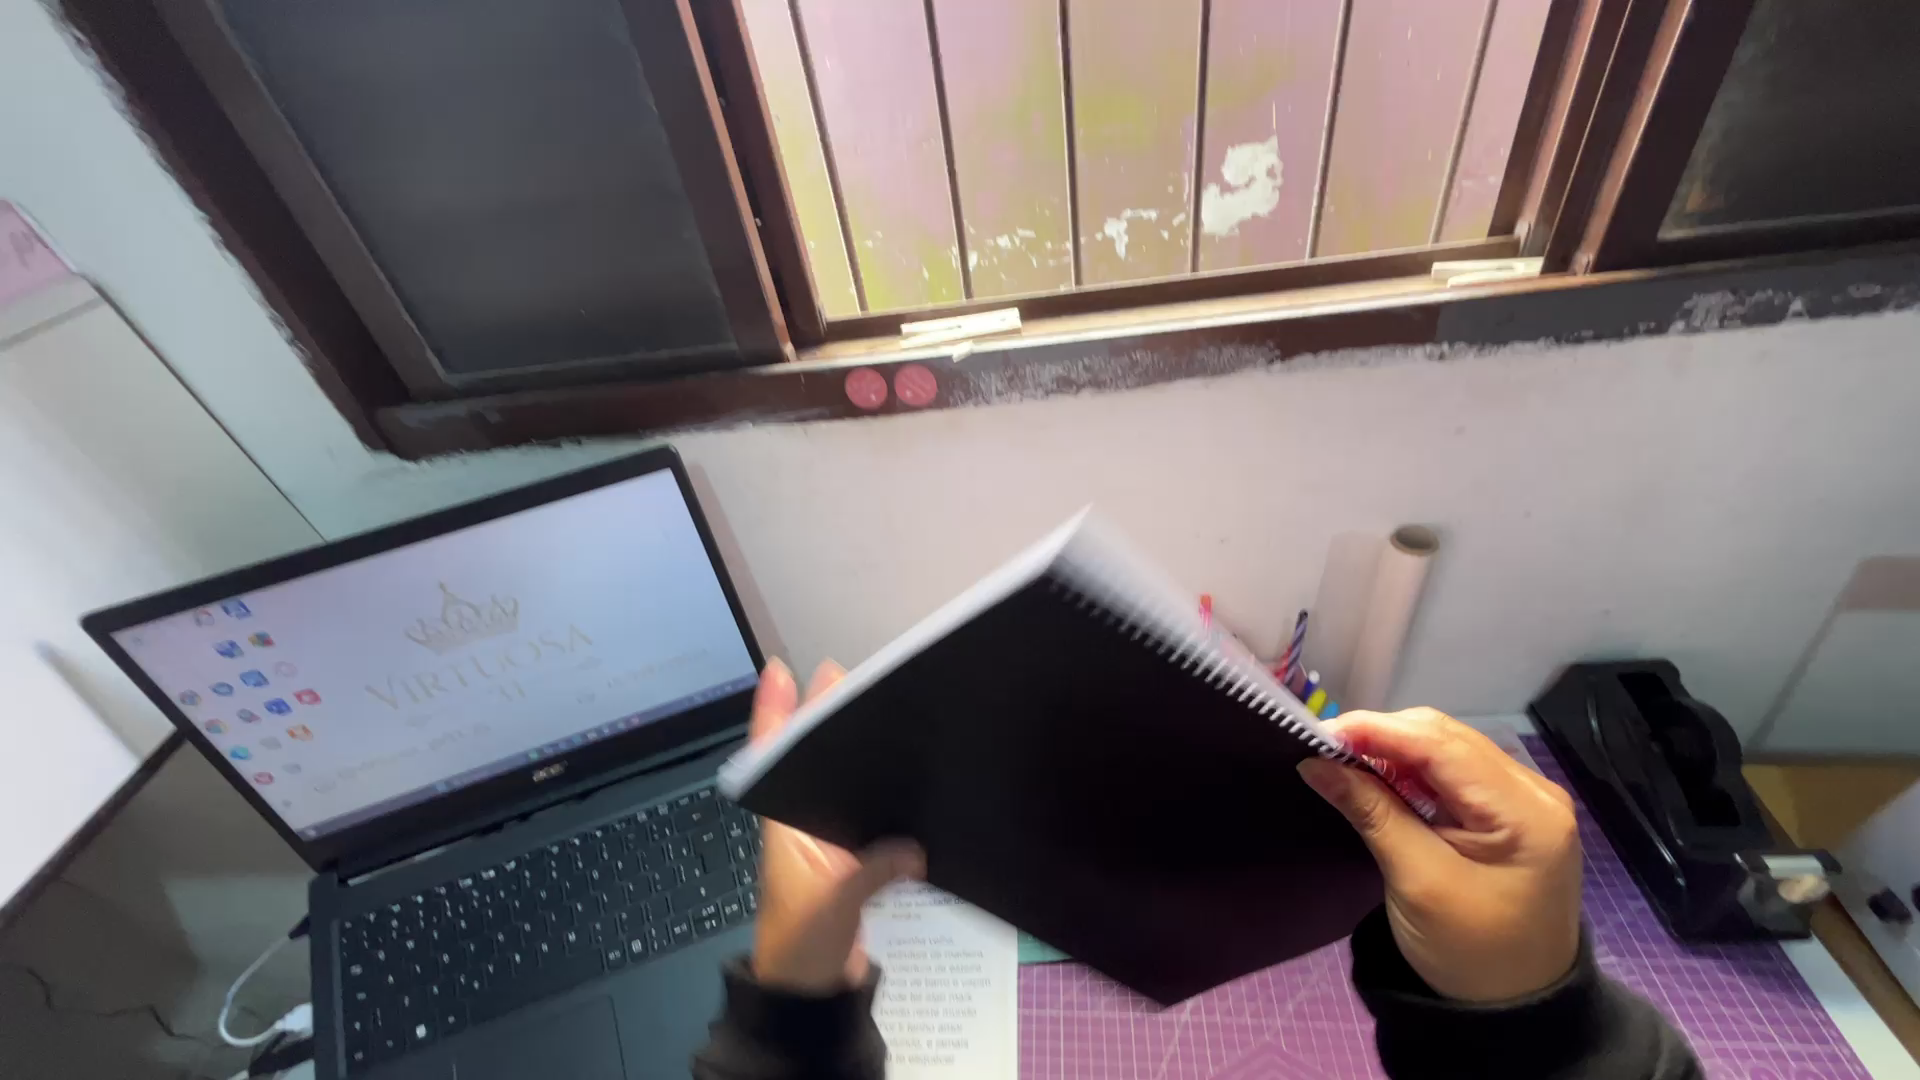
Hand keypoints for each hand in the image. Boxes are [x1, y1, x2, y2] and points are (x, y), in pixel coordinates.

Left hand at [748, 658, 923, 992]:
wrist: (810, 990)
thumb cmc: (802, 942)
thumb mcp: (833, 904)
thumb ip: (871, 873)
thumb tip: (915, 847)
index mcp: (786, 823)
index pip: (771, 756)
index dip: (772, 712)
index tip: (778, 671)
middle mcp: (805, 820)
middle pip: (809, 755)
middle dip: (820, 713)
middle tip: (842, 671)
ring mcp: (829, 835)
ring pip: (838, 776)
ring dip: (853, 744)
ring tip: (876, 704)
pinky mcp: (855, 855)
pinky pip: (867, 808)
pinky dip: (882, 785)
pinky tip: (904, 769)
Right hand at [1297, 708, 1581, 1002]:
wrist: (1514, 1005)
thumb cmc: (1471, 950)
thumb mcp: (1417, 880)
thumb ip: (1370, 811)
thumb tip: (1314, 761)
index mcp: (1526, 811)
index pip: (1441, 745)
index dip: (1376, 730)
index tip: (1319, 733)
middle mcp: (1531, 790)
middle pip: (1441, 735)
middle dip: (1379, 734)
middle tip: (1323, 749)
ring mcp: (1519, 796)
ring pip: (1439, 744)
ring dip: (1388, 747)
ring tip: (1341, 760)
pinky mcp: (1500, 807)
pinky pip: (1444, 766)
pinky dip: (1403, 764)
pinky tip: (1373, 775)